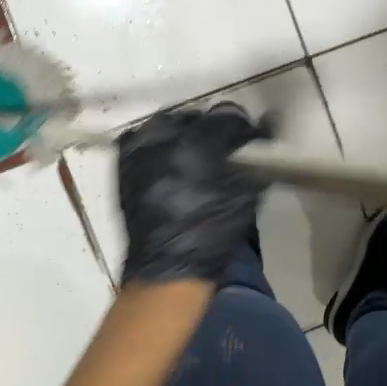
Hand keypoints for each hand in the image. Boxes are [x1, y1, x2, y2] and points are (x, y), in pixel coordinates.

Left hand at [116, 103, 268, 284]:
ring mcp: (143, 146)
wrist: (168, 268)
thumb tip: (261, 135)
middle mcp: (169, 135)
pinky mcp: (125, 160)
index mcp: (202, 142)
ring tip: (192, 156)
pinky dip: (155, 144)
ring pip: (169, 124)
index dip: (242, 129)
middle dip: (211, 130)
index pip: (229, 117)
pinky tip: (165, 160)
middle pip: (197, 117)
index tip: (248, 141)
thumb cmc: (213, 233)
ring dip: (183, 134)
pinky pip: (142, 138)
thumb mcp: (245, 194)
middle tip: (220, 152)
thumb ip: (254, 161)